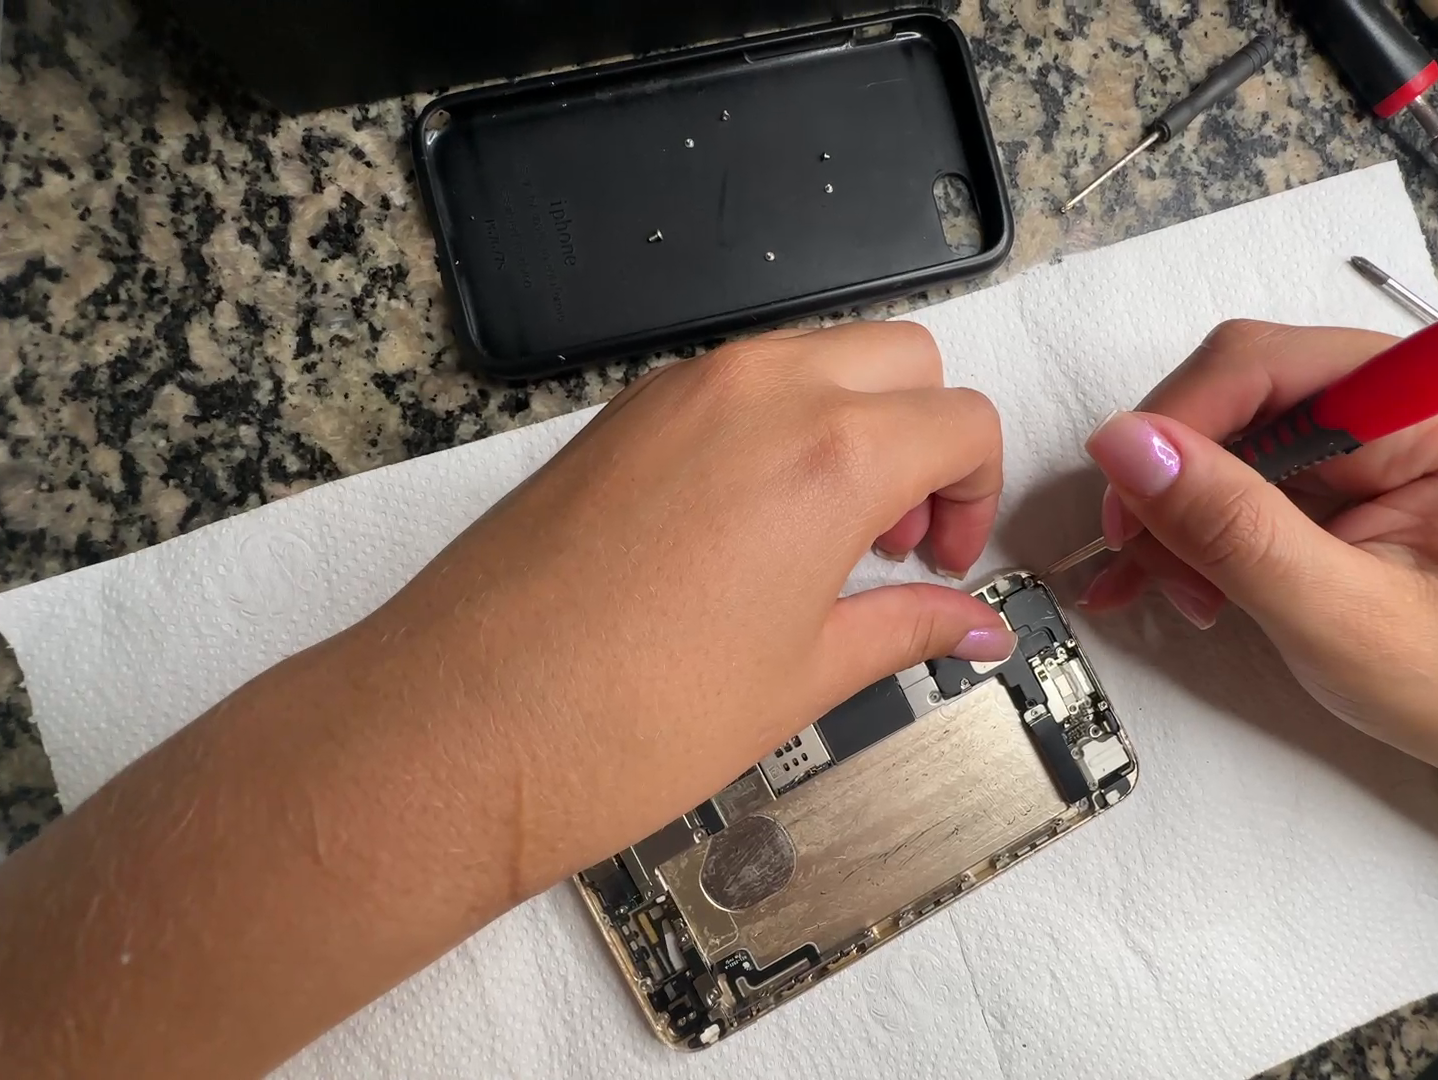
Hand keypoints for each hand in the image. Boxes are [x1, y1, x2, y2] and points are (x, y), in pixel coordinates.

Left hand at [347, 321, 1014, 901]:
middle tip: (891, 538)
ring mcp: (683, 386)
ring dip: (854, 423)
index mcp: (829, 454)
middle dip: (925, 439)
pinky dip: (779, 423)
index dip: (977, 493)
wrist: (459, 727)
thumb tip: (977, 629)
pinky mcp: (626, 408)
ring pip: (819, 356)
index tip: (942, 560)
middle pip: (903, 361)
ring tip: (819, 532)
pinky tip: (745, 518)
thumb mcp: (804, 677)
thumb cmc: (640, 720)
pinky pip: (741, 379)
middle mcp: (761, 389)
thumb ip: (907, 628)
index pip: (962, 422)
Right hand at [1076, 320, 1437, 790]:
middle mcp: (1409, 391)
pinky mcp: (1342, 468)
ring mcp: (1372, 429)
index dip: (1173, 428)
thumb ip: (1229, 526)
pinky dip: (1191, 528)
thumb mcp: (1341, 618)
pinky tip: (1174, 582)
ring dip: (1176, 517)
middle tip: (1154, 568)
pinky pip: (1232, 475)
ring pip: (1218, 438)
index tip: (1127, 521)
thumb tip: (1116, 442)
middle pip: (1232, 395)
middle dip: (1174, 484)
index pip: (1264, 365)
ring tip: (1185, 595)